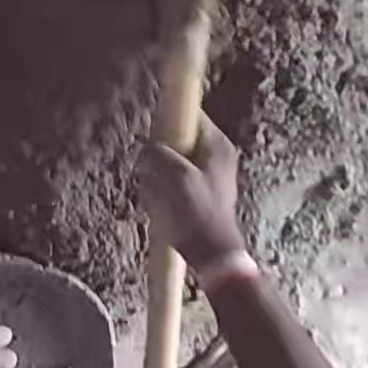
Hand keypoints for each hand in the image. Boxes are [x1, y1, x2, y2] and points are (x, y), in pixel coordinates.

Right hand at [137, 111, 244, 271]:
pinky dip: (161, 187)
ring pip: (169, 159)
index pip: (191, 115)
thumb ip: (161, 153)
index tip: (154, 130)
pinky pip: (169, 178)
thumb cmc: (198, 212)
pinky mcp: (195, 190)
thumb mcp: (176, 176)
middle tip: (155, 170)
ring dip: (157, 173)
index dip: (170, 118)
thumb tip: (150, 145)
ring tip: (157, 191)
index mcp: (217, 146)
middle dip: (160, 153)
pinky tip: (160, 203)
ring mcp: (205, 173)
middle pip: (177, 138)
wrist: (211, 253)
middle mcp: (214, 155)